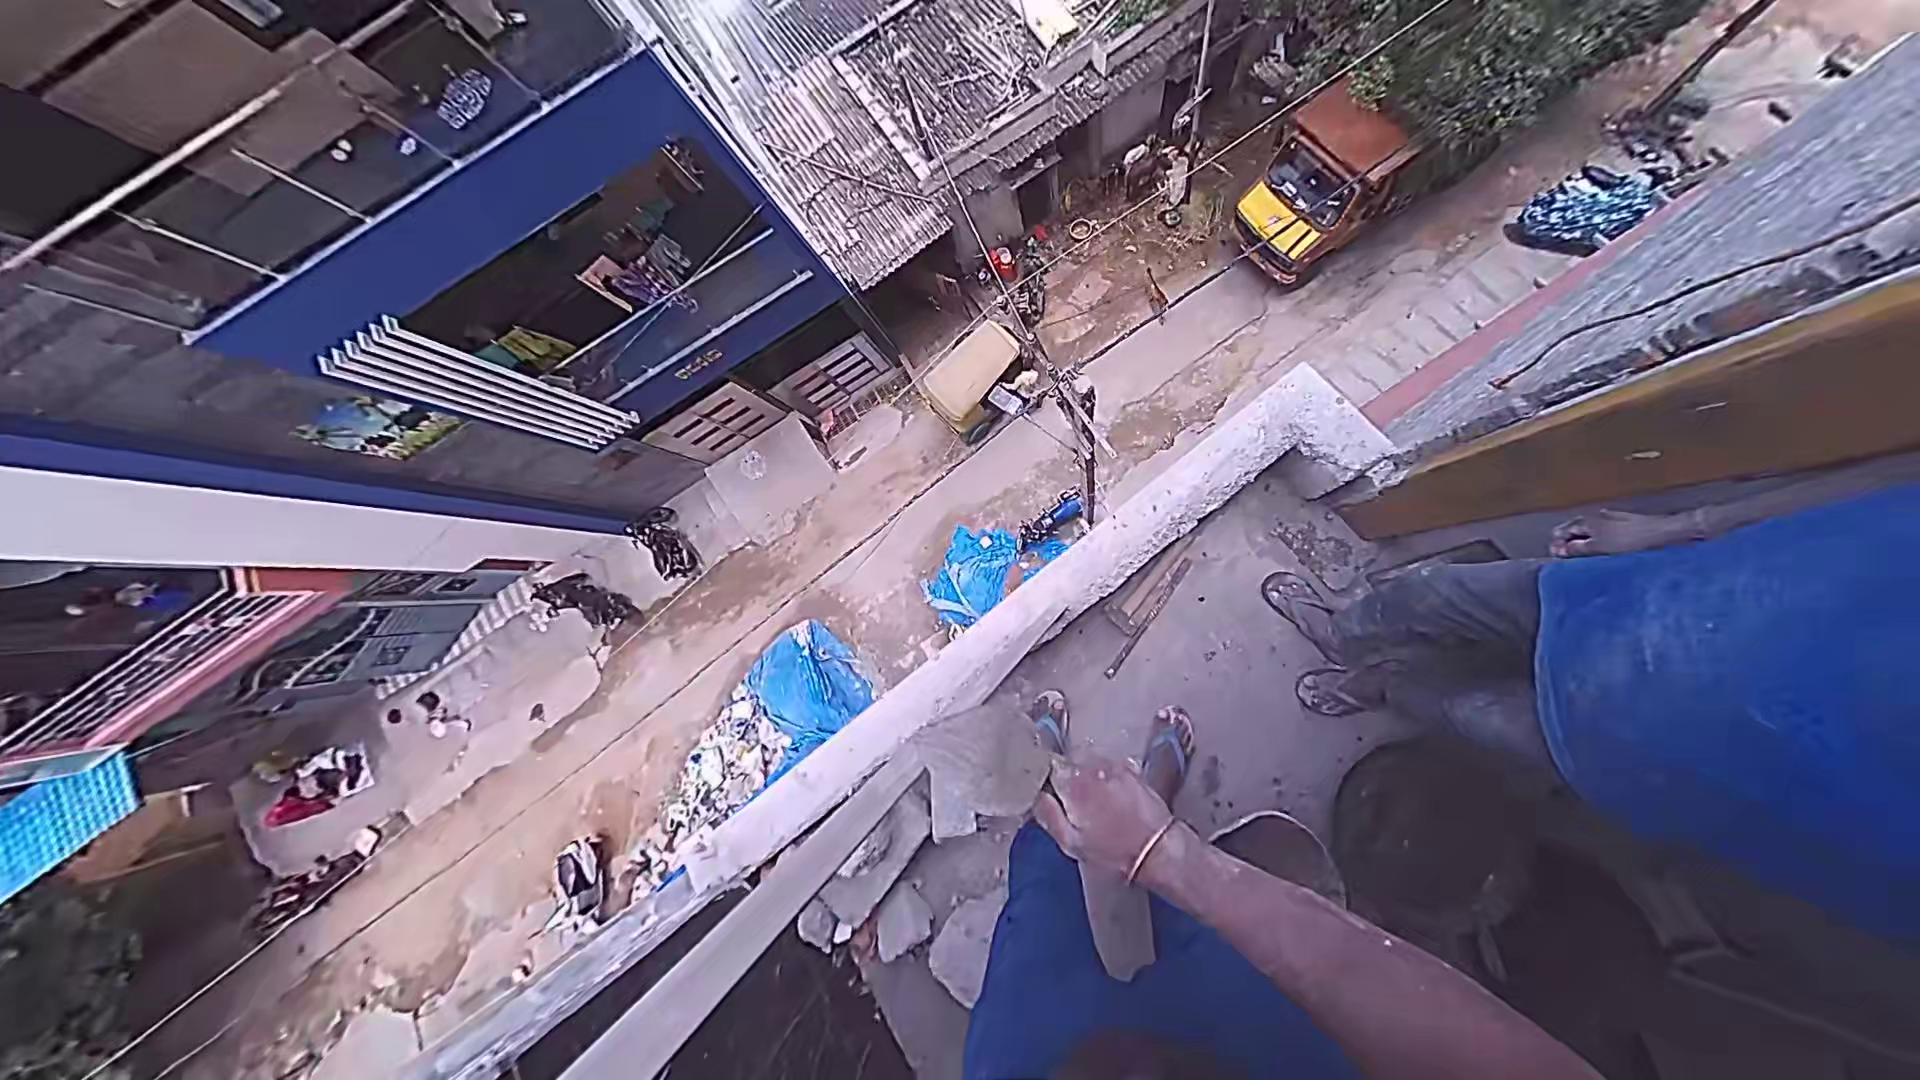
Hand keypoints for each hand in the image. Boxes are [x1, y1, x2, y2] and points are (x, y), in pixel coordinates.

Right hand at [1034, 754, 1175, 877]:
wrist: (1157, 849)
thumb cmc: (1114, 852)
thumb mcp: (1072, 844)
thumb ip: (1049, 816)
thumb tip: (1037, 796)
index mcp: (1073, 784)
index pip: (1049, 768)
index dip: (1048, 780)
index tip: (1051, 793)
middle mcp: (1092, 768)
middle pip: (1069, 764)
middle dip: (1069, 780)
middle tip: (1075, 804)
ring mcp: (1112, 766)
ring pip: (1088, 764)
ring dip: (1088, 777)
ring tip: (1096, 802)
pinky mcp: (1130, 770)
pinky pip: (1108, 767)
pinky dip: (1106, 777)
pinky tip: (1112, 798)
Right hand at [1549, 508, 1687, 557]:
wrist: (1668, 532)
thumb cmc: (1630, 540)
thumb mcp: (1598, 547)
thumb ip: (1575, 548)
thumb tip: (1562, 549)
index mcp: (1583, 521)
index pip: (1558, 533)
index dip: (1557, 546)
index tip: (1562, 559)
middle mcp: (1593, 517)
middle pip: (1572, 532)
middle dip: (1570, 545)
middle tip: (1576, 560)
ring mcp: (1610, 518)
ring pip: (1589, 533)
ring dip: (1587, 545)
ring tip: (1594, 557)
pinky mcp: (1625, 523)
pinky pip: (1604, 533)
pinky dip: (1602, 542)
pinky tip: (1610, 550)